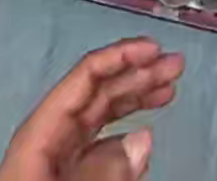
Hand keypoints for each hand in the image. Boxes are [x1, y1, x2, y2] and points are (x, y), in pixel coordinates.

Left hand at [0, 37, 185, 180]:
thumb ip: (102, 175)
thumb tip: (144, 140)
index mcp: (40, 136)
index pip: (84, 78)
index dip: (120, 56)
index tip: (155, 49)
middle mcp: (48, 142)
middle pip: (97, 94)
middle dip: (137, 75)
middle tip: (176, 66)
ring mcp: (55, 166)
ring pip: (101, 119)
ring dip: (137, 101)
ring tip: (170, 90)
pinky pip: (98, 151)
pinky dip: (125, 139)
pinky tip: (146, 139)